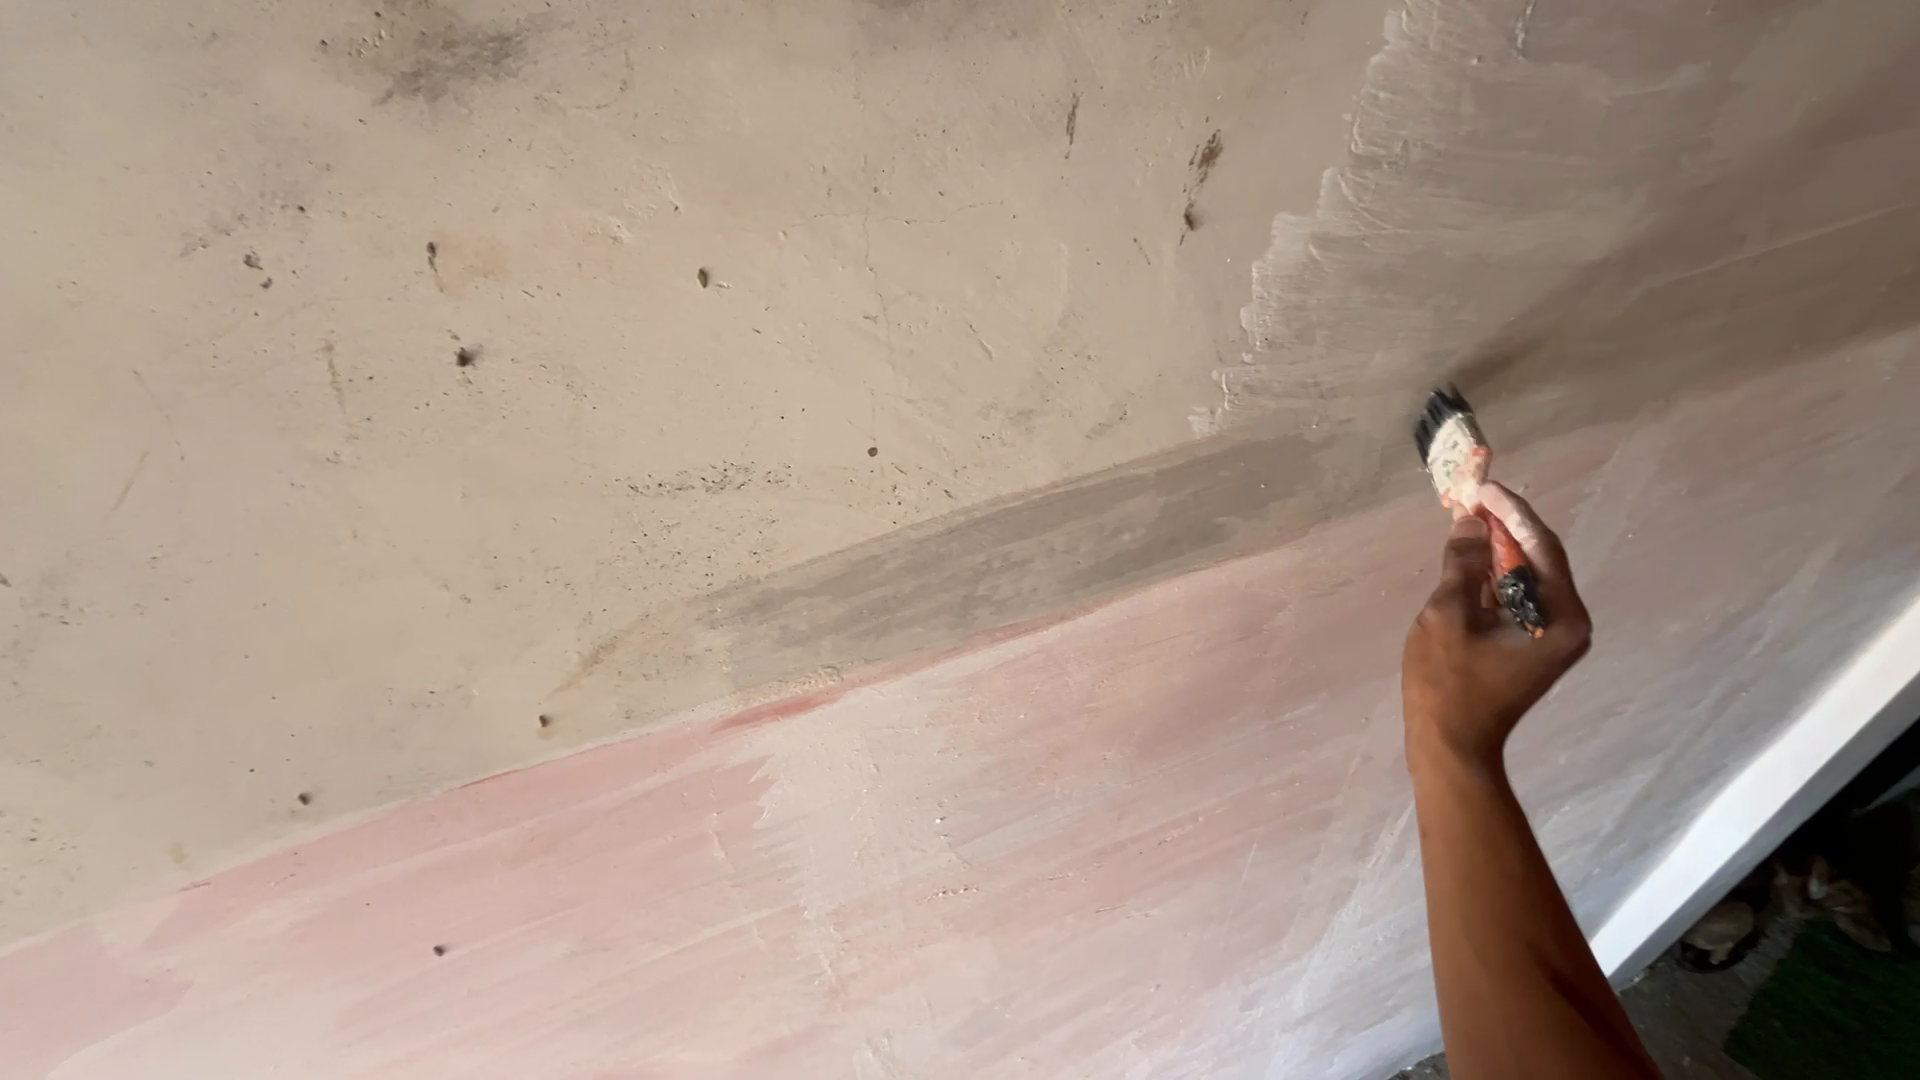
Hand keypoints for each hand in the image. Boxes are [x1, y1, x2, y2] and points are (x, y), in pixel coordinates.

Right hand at [1402, 482, 1591, 772]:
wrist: (1451, 741)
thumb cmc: (1448, 681)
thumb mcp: (1447, 616)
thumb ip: (1461, 565)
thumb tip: (1469, 522)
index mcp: (1561, 616)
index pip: (1540, 547)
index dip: (1510, 513)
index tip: (1482, 487)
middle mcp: (1567, 622)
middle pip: (1537, 559)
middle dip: (1503, 526)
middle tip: (1470, 498)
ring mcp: (1549, 635)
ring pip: (1524, 577)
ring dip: (1495, 548)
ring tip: (1464, 519)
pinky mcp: (1529, 643)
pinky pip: (1514, 596)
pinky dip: (1491, 574)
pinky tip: (1467, 558)